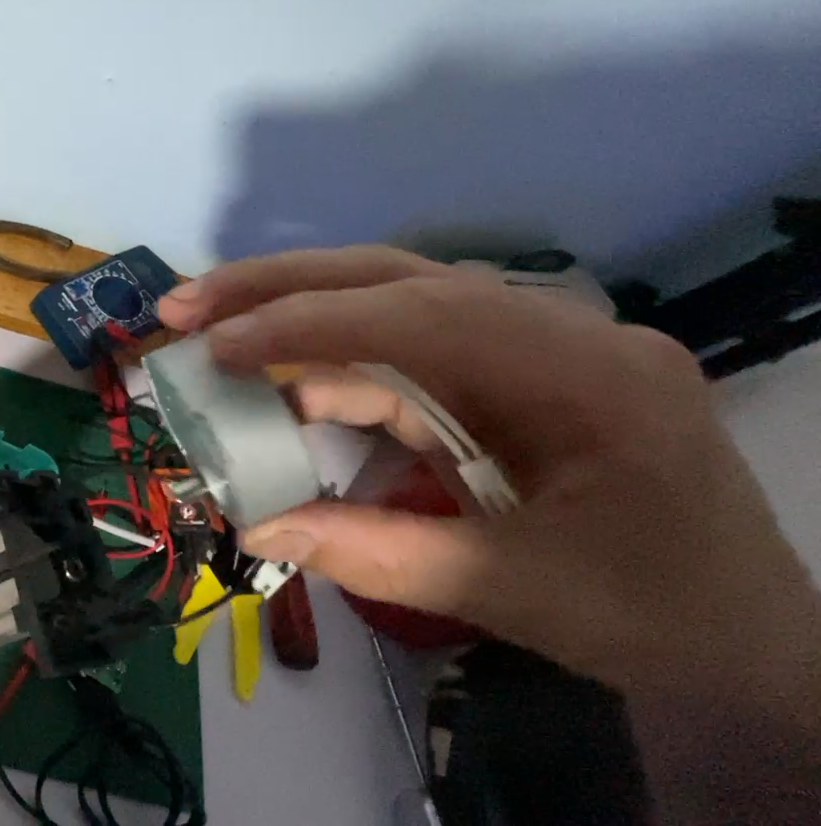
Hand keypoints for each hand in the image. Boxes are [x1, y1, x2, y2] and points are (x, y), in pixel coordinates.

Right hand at [156, 246, 820, 704]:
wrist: (741, 647)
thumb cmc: (652, 618)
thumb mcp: (509, 590)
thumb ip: (374, 553)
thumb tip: (252, 524)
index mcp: (591, 375)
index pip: (428, 316)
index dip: (310, 324)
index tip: (218, 347)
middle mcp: (562, 335)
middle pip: (400, 280)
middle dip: (282, 288)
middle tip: (185, 305)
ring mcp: (532, 349)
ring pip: (391, 302)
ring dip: (294, 314)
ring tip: (207, 330)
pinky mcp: (501, 375)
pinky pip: (401, 353)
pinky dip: (329, 366)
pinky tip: (277, 387)